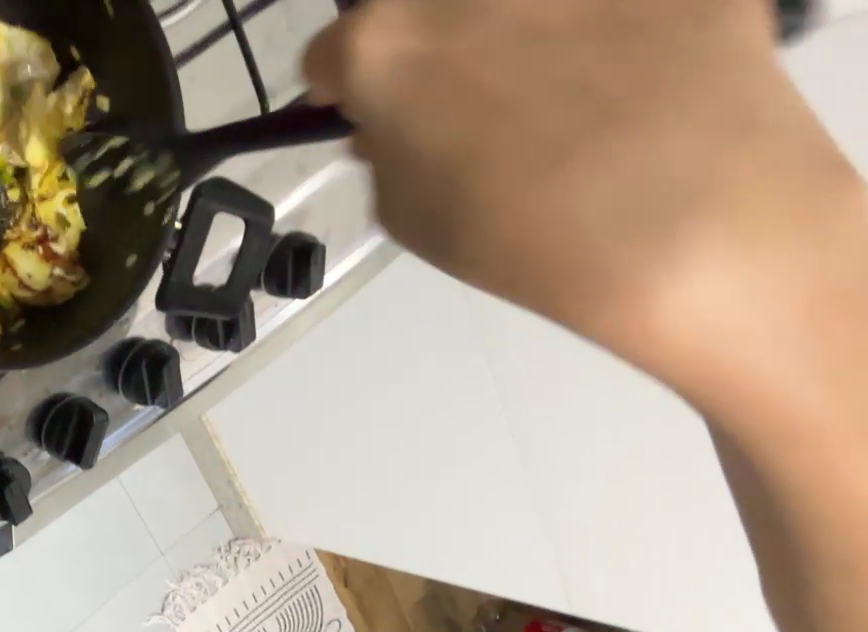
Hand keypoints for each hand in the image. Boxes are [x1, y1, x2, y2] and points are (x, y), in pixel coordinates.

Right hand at [303, 0, 864, 393]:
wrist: (679, 218)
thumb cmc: (508, 231)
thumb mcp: (403, 211)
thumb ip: (385, 148)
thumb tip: (399, 121)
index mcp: (381, 45)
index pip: (329, 52)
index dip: (344, 92)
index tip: (369, 118)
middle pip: (418, 11)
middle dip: (425, 52)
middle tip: (459, 108)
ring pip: (508, 6)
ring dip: (509, 36)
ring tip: (552, 98)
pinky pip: (601, 5)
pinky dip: (601, 32)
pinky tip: (624, 85)